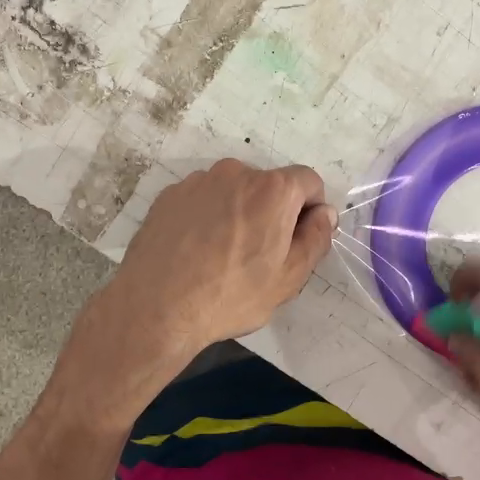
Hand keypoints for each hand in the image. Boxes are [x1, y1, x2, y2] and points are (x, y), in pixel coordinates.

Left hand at [95, 160, 333, 361]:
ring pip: (233, 192)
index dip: (310, 210)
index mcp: (272, 189)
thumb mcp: (288, 278)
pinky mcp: (169, 195)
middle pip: (269, 186)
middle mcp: (235, 173)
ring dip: (238, 214)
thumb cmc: (230, 296)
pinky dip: (207, 218)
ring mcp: (198, 181)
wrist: (155, 307)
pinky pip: (202, 200)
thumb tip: (324, 213)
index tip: (298, 241)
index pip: (308, 181)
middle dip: (273, 213)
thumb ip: (315, 238)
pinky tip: (196, 252)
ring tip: (223, 257)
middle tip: (259, 257)